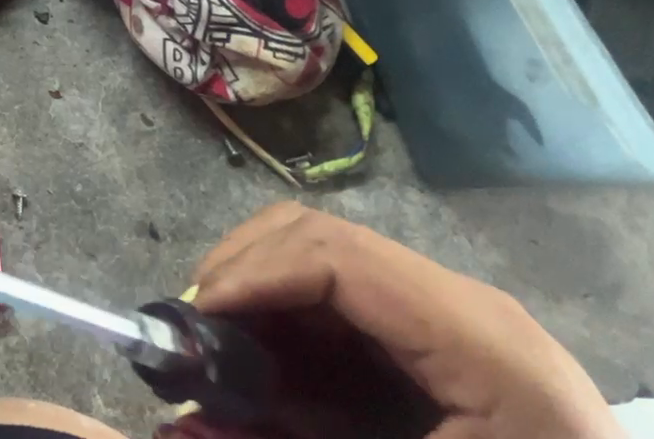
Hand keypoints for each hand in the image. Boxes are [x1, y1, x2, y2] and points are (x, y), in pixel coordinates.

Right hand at [176, 203, 621, 438]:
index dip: (251, 273)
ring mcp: (446, 307)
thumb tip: (177, 426)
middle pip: (315, 233)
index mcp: (476, 334)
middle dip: (239, 269)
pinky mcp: (432, 327)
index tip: (194, 319)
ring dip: (254, 285)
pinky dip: (283, 311)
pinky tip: (267, 359)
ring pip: (316, 249)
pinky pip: (335, 289)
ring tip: (221, 342)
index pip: (335, 254)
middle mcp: (457, 299)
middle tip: (194, 327)